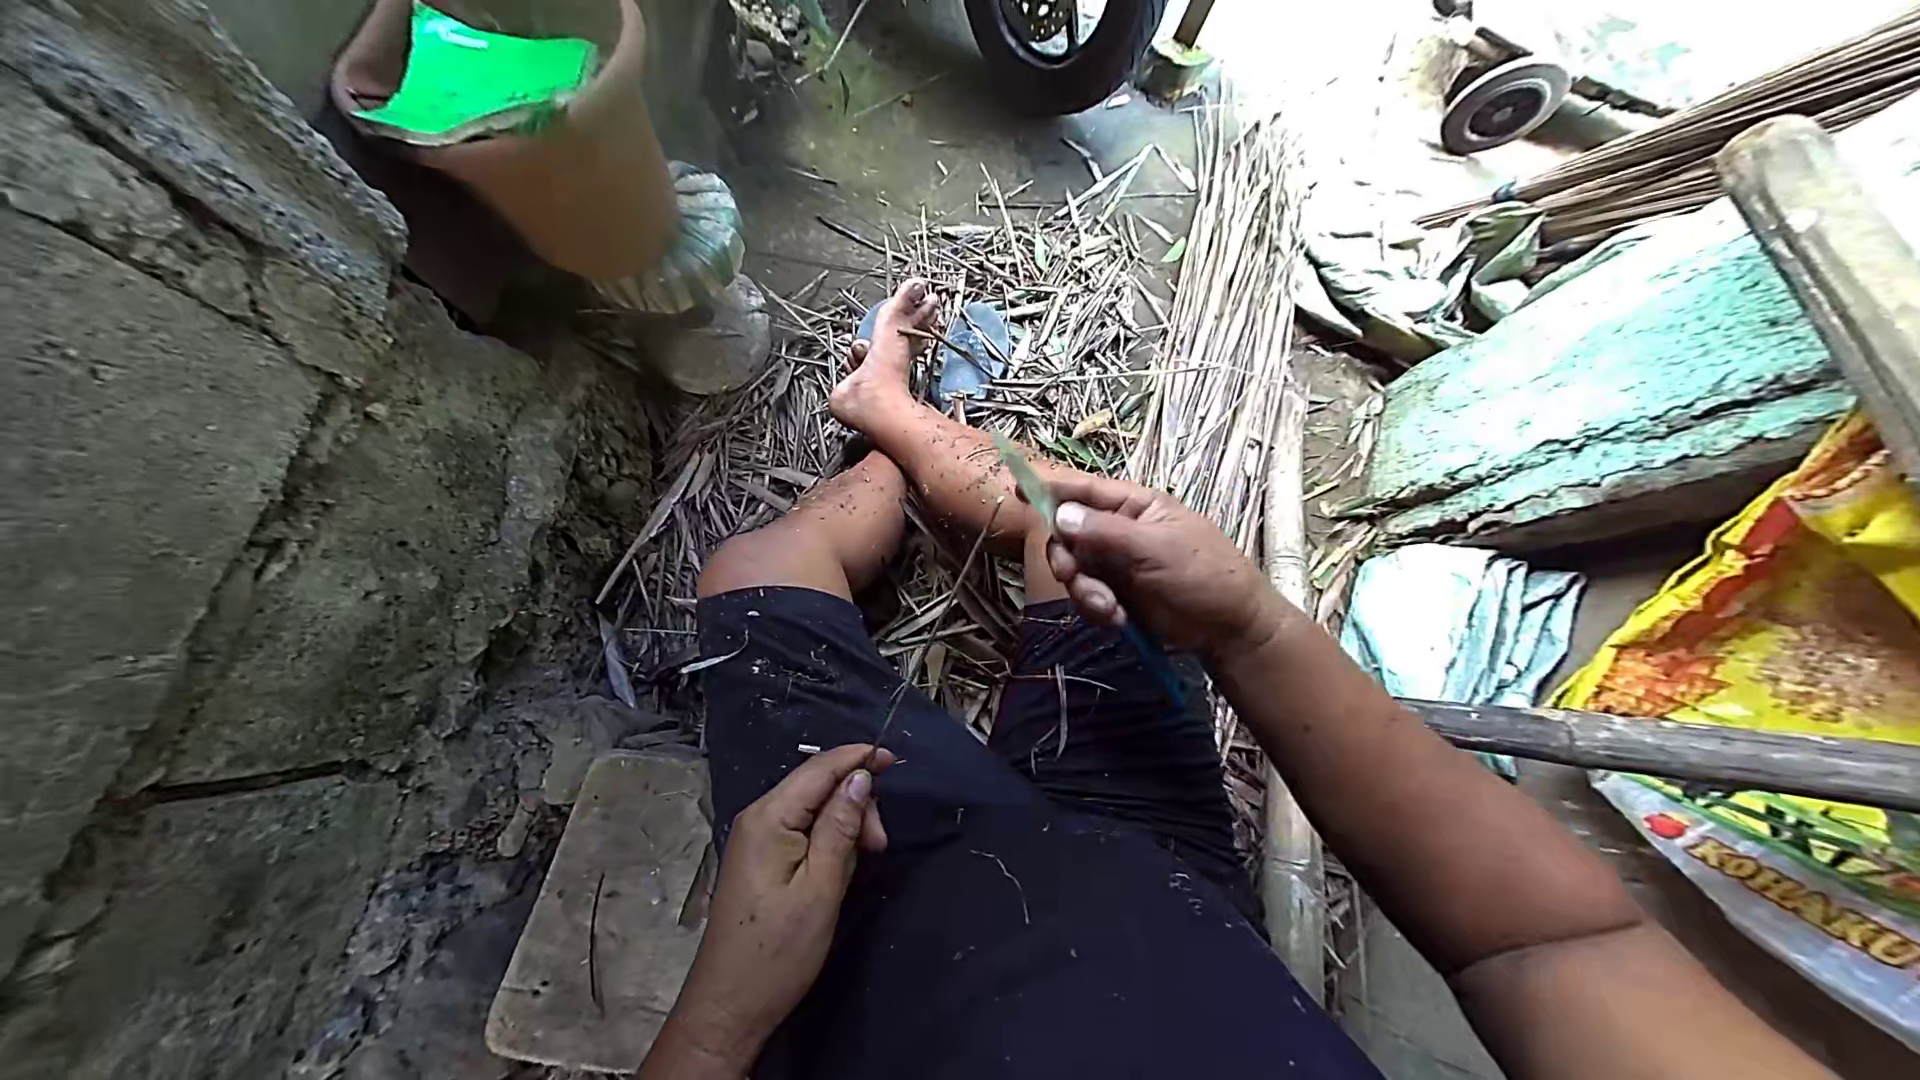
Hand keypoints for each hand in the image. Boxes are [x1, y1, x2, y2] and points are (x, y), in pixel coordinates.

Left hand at [644, 744, 893, 1076]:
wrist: (728, 1009)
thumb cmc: (777, 952)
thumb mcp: (821, 887)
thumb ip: (841, 826)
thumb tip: (860, 776)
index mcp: (769, 817)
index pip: (819, 767)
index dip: (858, 757)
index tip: (894, 759)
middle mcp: (758, 815)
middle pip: (818, 784)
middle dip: (854, 802)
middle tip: (879, 843)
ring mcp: (757, 835)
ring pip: (813, 805)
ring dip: (845, 822)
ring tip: (865, 858)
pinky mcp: (761, 854)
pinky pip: (803, 826)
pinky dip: (829, 836)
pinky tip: (841, 863)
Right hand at [1040, 473, 1293, 661]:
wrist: (1228, 629)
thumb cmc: (1203, 574)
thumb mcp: (1157, 547)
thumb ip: (1106, 531)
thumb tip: (1060, 513)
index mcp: (1134, 506)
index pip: (1086, 490)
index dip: (1052, 489)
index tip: (1019, 488)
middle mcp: (1118, 530)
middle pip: (1067, 534)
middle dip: (1067, 558)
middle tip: (1074, 575)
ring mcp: (1114, 563)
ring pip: (1073, 569)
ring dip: (1084, 591)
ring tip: (1110, 609)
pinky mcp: (1113, 593)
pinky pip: (1084, 595)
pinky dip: (1095, 608)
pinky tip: (1117, 619)